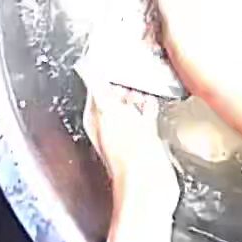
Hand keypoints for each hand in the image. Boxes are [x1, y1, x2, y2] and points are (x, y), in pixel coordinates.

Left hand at [78, 62, 178, 204]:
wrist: (150, 186)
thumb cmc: (127, 154)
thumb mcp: (109, 111)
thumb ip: (99, 87)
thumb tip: (87, 68)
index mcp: (96, 117)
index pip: (97, 85)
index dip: (104, 70)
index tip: (113, 55)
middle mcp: (111, 124)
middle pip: (115, 94)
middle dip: (123, 79)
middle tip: (131, 63)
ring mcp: (129, 132)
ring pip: (131, 104)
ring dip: (137, 91)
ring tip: (144, 76)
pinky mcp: (147, 139)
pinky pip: (146, 115)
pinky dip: (150, 105)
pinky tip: (154, 98)